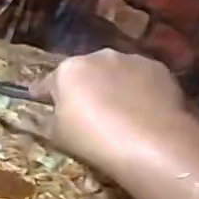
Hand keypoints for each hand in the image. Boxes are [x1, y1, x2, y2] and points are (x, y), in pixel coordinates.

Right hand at [31, 50, 198, 175]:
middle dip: (83, 86)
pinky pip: (140, 79)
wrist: (151, 142)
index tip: (37, 99)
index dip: (42, 93)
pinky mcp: (160, 69)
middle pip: (85, 71)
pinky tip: (141, 111)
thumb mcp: (58, 135)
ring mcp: (132, 60)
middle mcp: (99, 56)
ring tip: (117, 111)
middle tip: (84, 109)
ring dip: (112, 86)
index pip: (48, 82)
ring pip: (115, 72)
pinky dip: (137, 91)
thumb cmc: (93, 139)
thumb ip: (52, 117)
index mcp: (68, 70)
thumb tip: (54, 111)